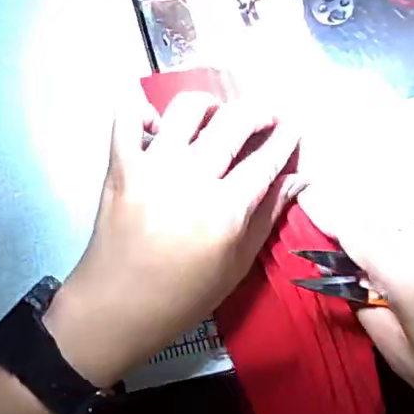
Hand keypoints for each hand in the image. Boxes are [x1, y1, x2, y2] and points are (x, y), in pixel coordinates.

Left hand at [45, 91, 298, 385]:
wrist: (114, 309)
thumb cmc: (182, 296)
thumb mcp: (236, 265)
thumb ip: (267, 216)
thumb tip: (298, 179)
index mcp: (223, 211)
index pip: (265, 161)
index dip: (285, 140)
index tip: (294, 128)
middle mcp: (190, 180)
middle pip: (232, 124)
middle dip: (258, 112)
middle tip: (266, 117)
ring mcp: (151, 168)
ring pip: (186, 110)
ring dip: (209, 105)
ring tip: (216, 115)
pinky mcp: (119, 166)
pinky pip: (127, 118)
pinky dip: (143, 109)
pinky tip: (159, 122)